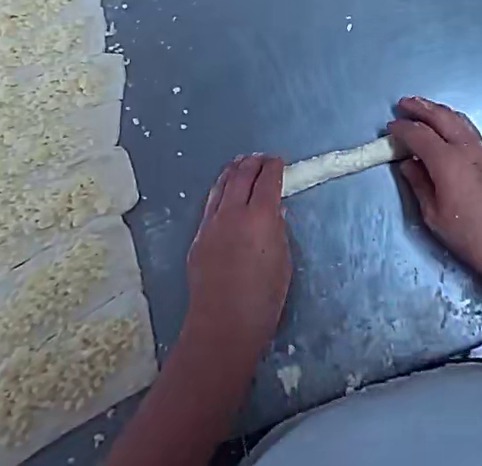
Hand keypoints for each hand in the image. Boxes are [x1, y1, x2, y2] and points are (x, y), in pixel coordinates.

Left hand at [183, 154, 290, 363]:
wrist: (223, 324)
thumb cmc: (263, 300)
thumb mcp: (283, 261)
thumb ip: (277, 231)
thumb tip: (272, 212)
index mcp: (260, 217)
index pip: (267, 181)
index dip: (274, 168)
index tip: (278, 161)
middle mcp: (234, 212)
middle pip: (242, 176)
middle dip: (254, 163)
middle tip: (261, 158)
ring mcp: (212, 222)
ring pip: (222, 185)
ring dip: (233, 170)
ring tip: (240, 163)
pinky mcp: (198, 234)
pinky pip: (211, 202)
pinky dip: (220, 188)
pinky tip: (223, 190)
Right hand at [389, 97, 481, 285]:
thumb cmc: (473, 236)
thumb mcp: (434, 216)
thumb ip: (418, 184)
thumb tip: (408, 165)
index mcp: (448, 162)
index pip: (418, 133)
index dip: (402, 128)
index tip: (390, 128)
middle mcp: (466, 148)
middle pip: (440, 116)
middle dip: (419, 107)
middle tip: (403, 104)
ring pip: (457, 118)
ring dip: (436, 110)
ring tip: (422, 108)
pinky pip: (467, 127)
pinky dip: (451, 119)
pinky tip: (445, 126)